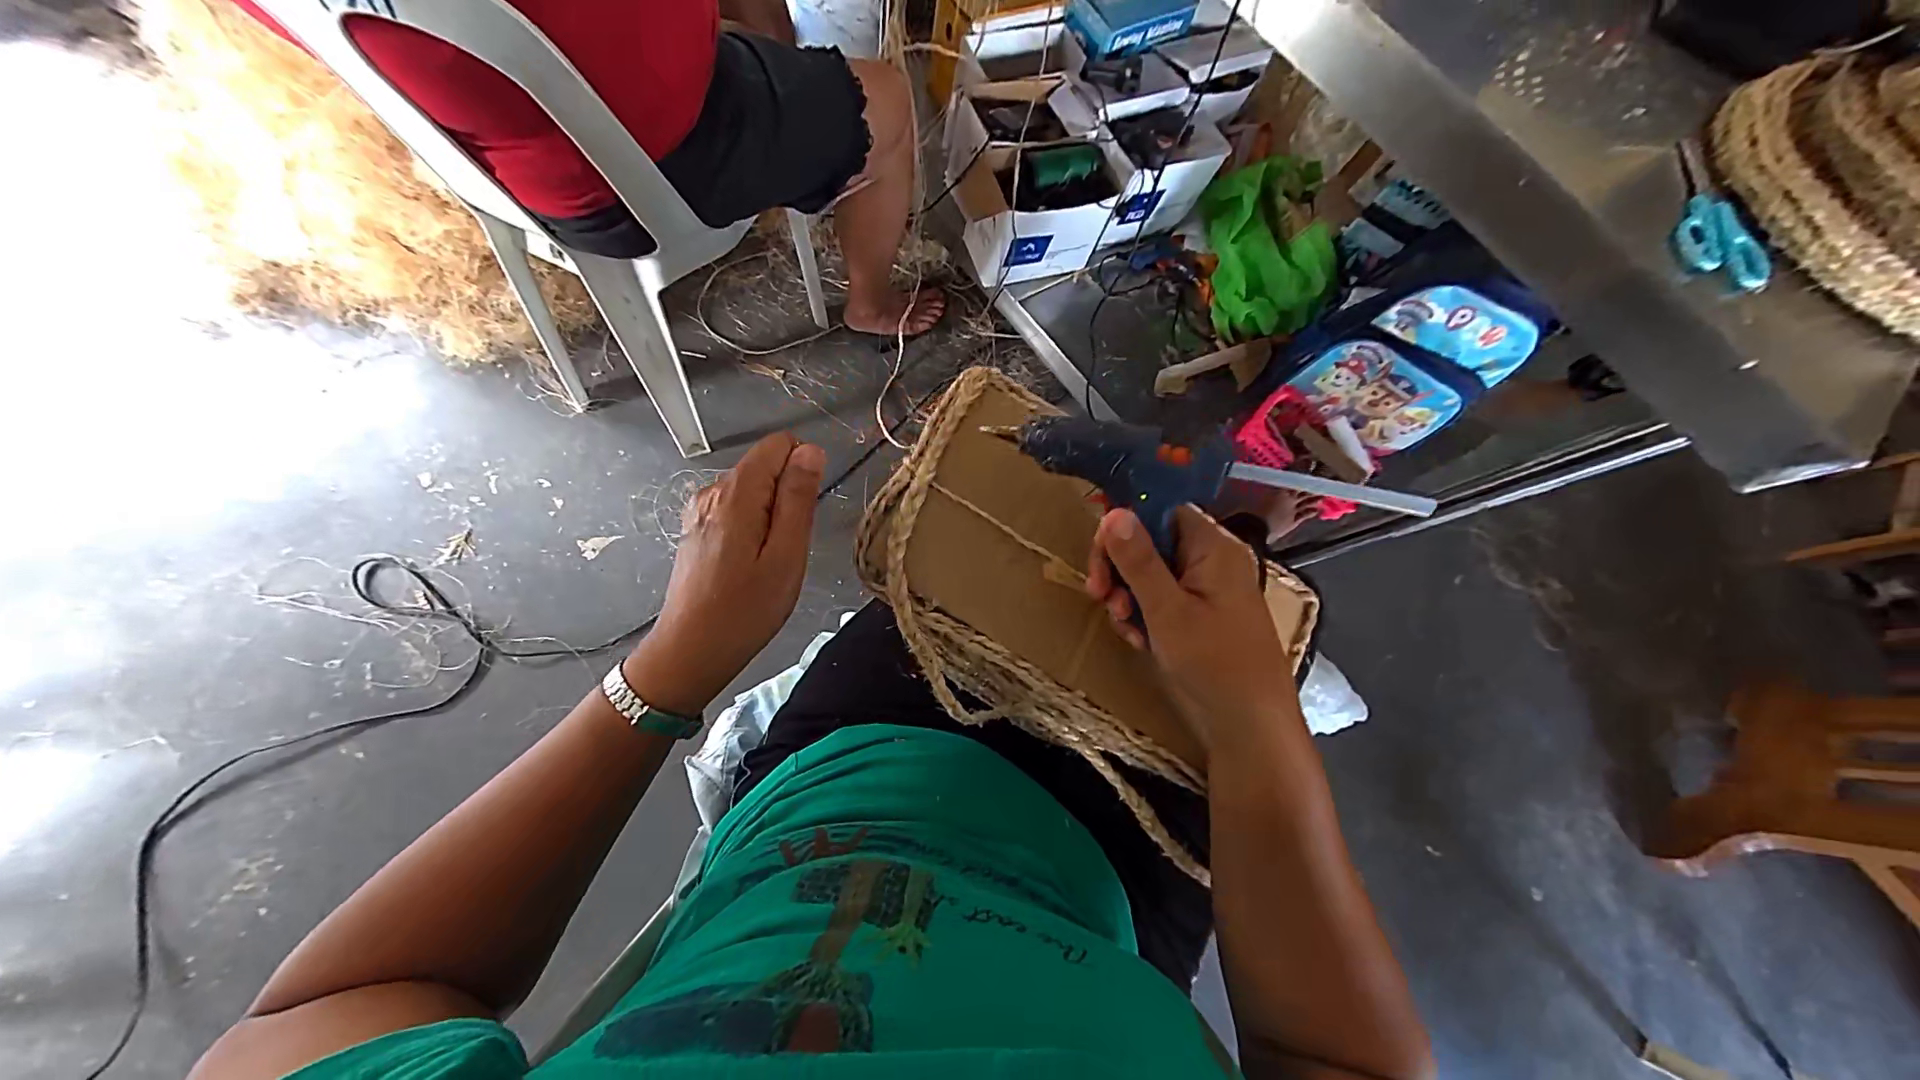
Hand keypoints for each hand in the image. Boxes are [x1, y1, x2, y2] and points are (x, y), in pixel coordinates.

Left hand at [623, 433, 824, 715]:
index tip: (806, 512)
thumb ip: (798, 498)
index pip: (779, 445)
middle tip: (788, 547)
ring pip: (753, 490)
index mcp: (736, 494)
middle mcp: (712, 492)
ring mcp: (700, 511)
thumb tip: (810, 451)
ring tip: (770, 560)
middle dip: (788, 497)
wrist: (689, 652)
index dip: (803, 469)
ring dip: (772, 516)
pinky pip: (738, 510)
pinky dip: (754, 528)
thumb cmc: (745, 610)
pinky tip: (751, 565)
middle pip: (765, 467)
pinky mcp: (696, 529)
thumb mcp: (786, 555)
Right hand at [1086, 504, 1298, 752]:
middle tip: (1099, 595)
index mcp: (1212, 547)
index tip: (1098, 552)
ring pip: (1148, 574)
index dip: (1125, 525)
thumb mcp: (1167, 610)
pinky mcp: (1196, 616)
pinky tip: (1138, 639)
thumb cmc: (1213, 663)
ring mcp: (1203, 590)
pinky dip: (1141, 615)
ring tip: (1124, 625)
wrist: (1249, 727)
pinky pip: (1158, 600)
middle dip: (1119, 568)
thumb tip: (1113, 512)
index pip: (1160, 510)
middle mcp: (1209, 561)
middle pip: (1149, 542)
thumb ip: (1138, 560)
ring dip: (1126, 596)